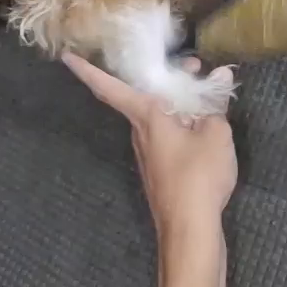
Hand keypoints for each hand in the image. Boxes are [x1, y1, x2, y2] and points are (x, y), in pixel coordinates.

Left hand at [64, 53, 236, 247]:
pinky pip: (166, 136)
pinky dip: (181, 123)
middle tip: (194, 65)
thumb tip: (219, 77)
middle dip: (165, 79)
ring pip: (157, 117)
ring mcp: (148, 154)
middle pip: (142, 98)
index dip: (87, 71)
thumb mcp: (216, 133)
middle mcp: (140, 133)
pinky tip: (205, 125)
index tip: (66, 57)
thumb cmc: (198, 175)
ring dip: (176, 101)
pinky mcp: (159, 170)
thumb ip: (215, 102)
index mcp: (146, 117)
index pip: (110, 88)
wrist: (190, 229)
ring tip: (206, 91)